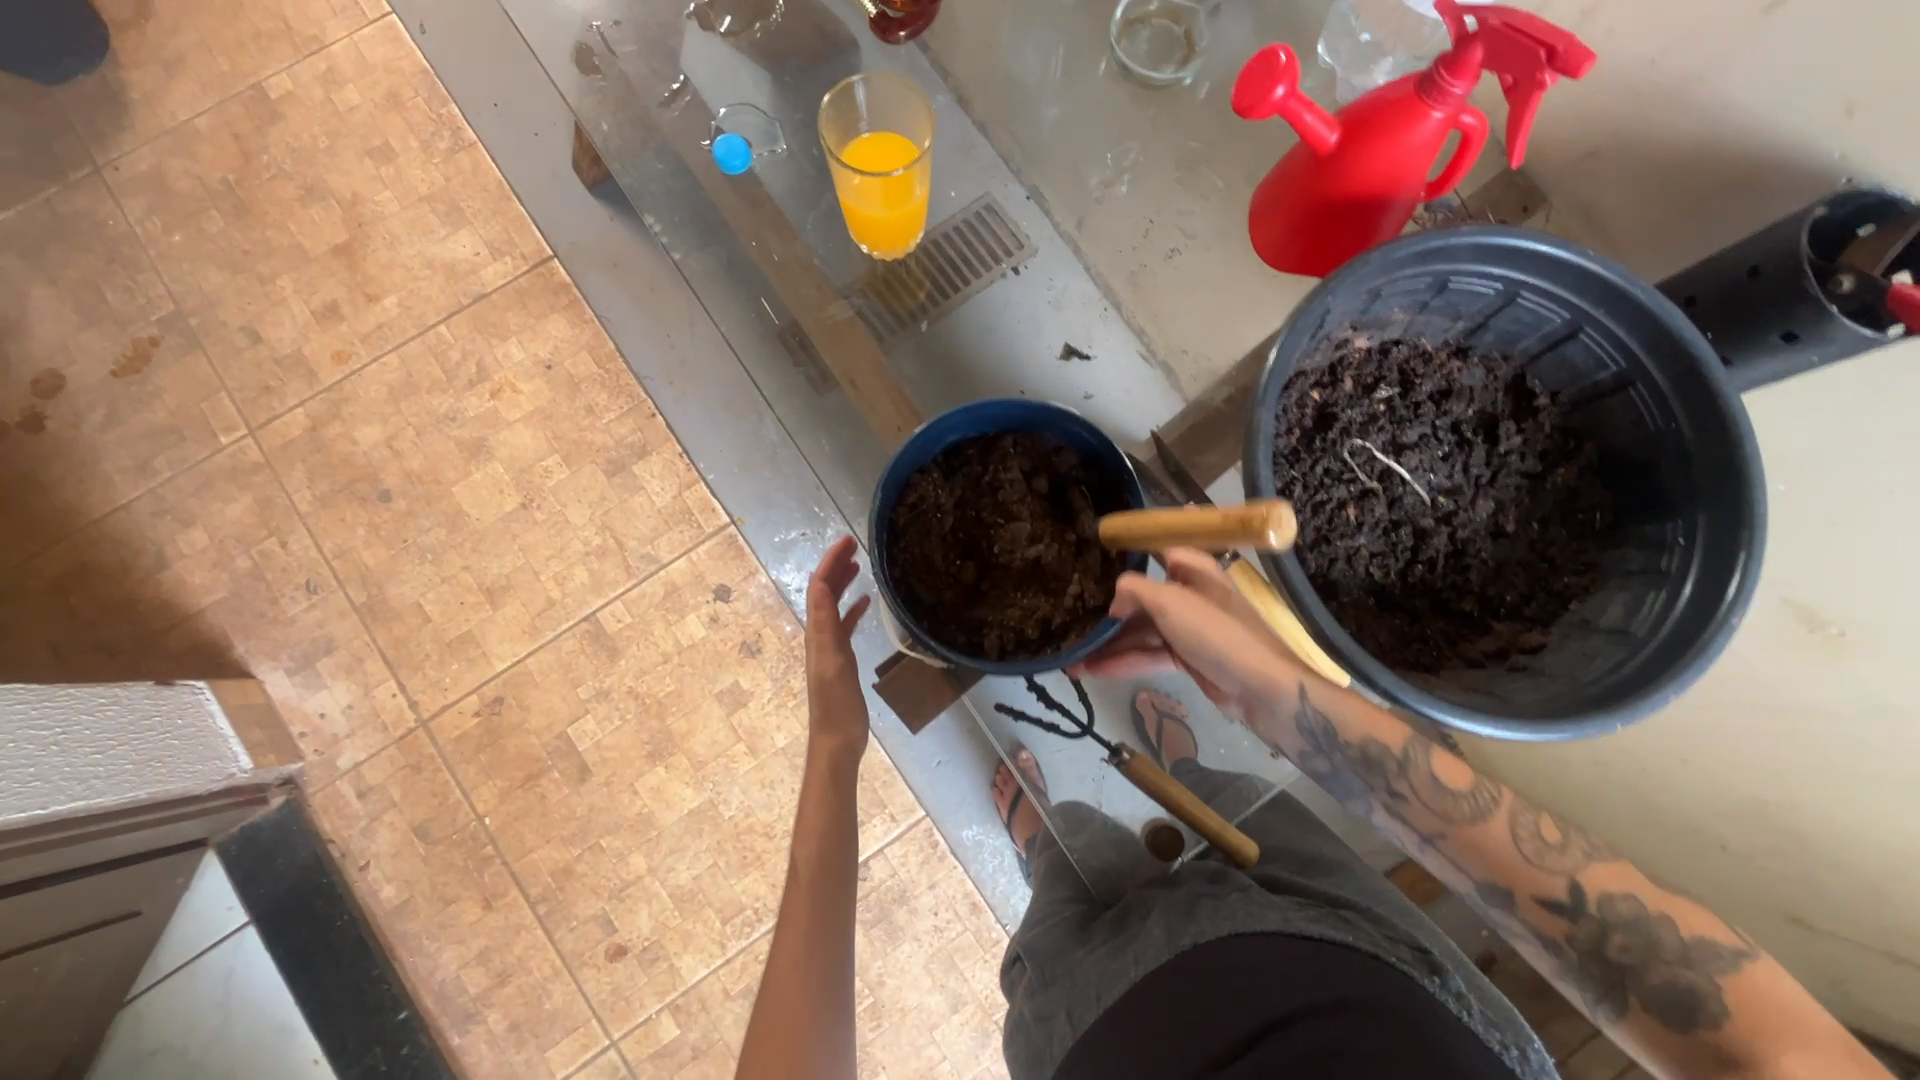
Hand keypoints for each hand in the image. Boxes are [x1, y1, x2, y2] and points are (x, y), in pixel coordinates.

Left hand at [805, 536, 873, 767]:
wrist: (836, 740)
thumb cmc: (837, 705)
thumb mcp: (833, 662)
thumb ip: (825, 625)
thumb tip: (819, 585)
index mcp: (817, 632)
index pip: (820, 587)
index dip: (831, 561)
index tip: (848, 541)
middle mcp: (819, 635)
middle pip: (824, 591)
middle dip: (836, 565)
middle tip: (855, 545)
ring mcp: (830, 647)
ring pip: (833, 605)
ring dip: (843, 582)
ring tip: (859, 564)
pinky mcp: (841, 659)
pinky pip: (844, 625)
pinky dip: (853, 609)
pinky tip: (866, 602)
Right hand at [1070, 549, 1303, 732]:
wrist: (1259, 687)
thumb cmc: (1216, 632)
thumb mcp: (1170, 601)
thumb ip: (1133, 589)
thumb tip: (1114, 600)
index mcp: (1194, 568)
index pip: (1158, 545)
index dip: (1130, 544)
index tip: (1097, 544)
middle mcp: (1189, 593)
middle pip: (1142, 594)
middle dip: (1110, 607)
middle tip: (1073, 611)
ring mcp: (1187, 627)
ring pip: (1141, 629)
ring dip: (1110, 642)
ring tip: (1073, 655)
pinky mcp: (1185, 656)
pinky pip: (1147, 654)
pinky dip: (1122, 661)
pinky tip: (1092, 669)